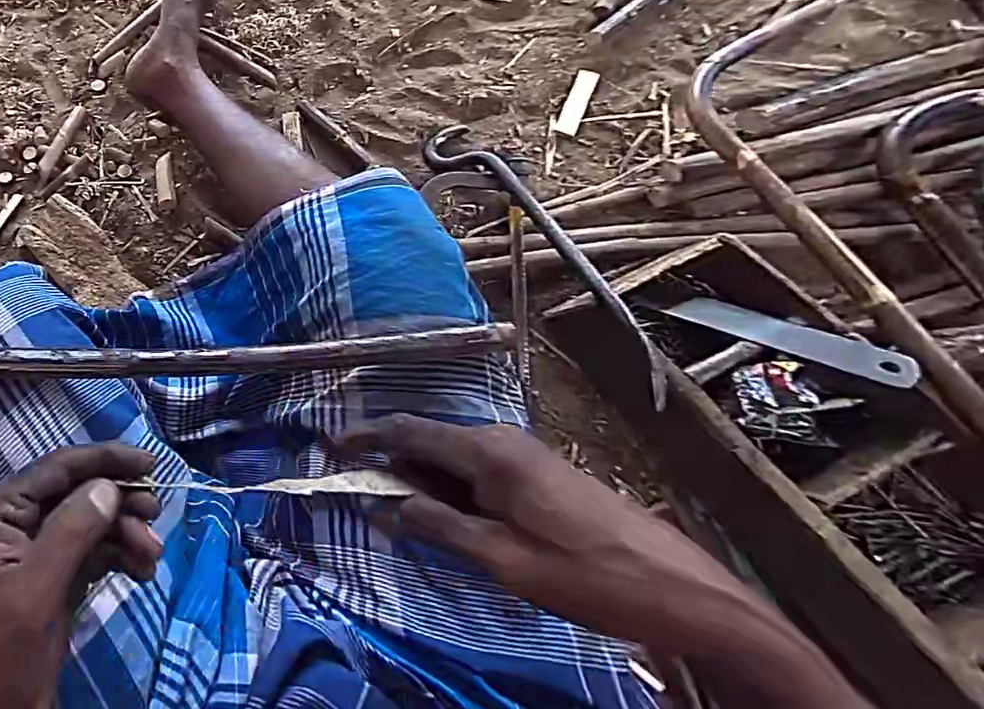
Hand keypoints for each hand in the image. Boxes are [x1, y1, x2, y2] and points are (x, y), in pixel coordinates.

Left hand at [0, 443, 163, 708]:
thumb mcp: (35, 590)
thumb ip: (71, 532)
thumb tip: (107, 486)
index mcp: (1, 510)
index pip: (58, 468)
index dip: (104, 459)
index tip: (150, 461)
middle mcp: (18, 522)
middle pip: (78, 494)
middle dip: (119, 501)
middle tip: (156, 515)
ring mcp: (37, 553)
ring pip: (90, 524)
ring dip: (124, 533)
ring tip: (152, 557)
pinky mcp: (53, 583)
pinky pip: (92, 555)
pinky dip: (118, 558)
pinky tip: (142, 572)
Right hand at [338, 415, 871, 707]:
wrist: (697, 598)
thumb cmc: (591, 577)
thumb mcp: (504, 561)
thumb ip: (438, 525)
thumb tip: (384, 505)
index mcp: (486, 451)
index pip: (406, 430)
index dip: (364, 436)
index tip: (332, 448)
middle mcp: (500, 439)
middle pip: (428, 440)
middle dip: (391, 462)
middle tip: (365, 492)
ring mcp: (524, 453)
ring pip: (453, 456)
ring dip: (423, 477)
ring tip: (403, 509)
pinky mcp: (542, 472)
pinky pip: (479, 468)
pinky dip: (453, 485)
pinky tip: (452, 515)